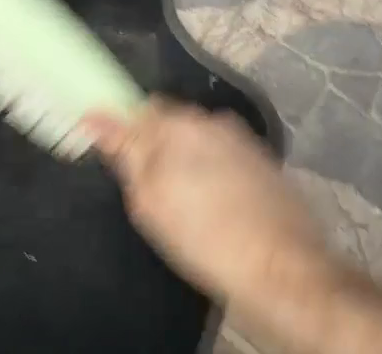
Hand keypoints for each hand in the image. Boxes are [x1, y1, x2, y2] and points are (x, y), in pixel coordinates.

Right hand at [82, 98, 332, 303]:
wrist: (288, 273)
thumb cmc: (205, 238)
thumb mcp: (149, 202)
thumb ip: (122, 152)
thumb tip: (94, 116)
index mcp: (176, 124)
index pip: (133, 108)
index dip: (120, 129)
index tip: (110, 151)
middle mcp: (209, 120)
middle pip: (167, 120)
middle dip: (153, 142)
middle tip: (147, 183)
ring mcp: (242, 140)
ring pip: (197, 137)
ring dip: (185, 155)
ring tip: (184, 196)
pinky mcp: (266, 163)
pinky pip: (223, 154)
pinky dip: (212, 169)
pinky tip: (214, 202)